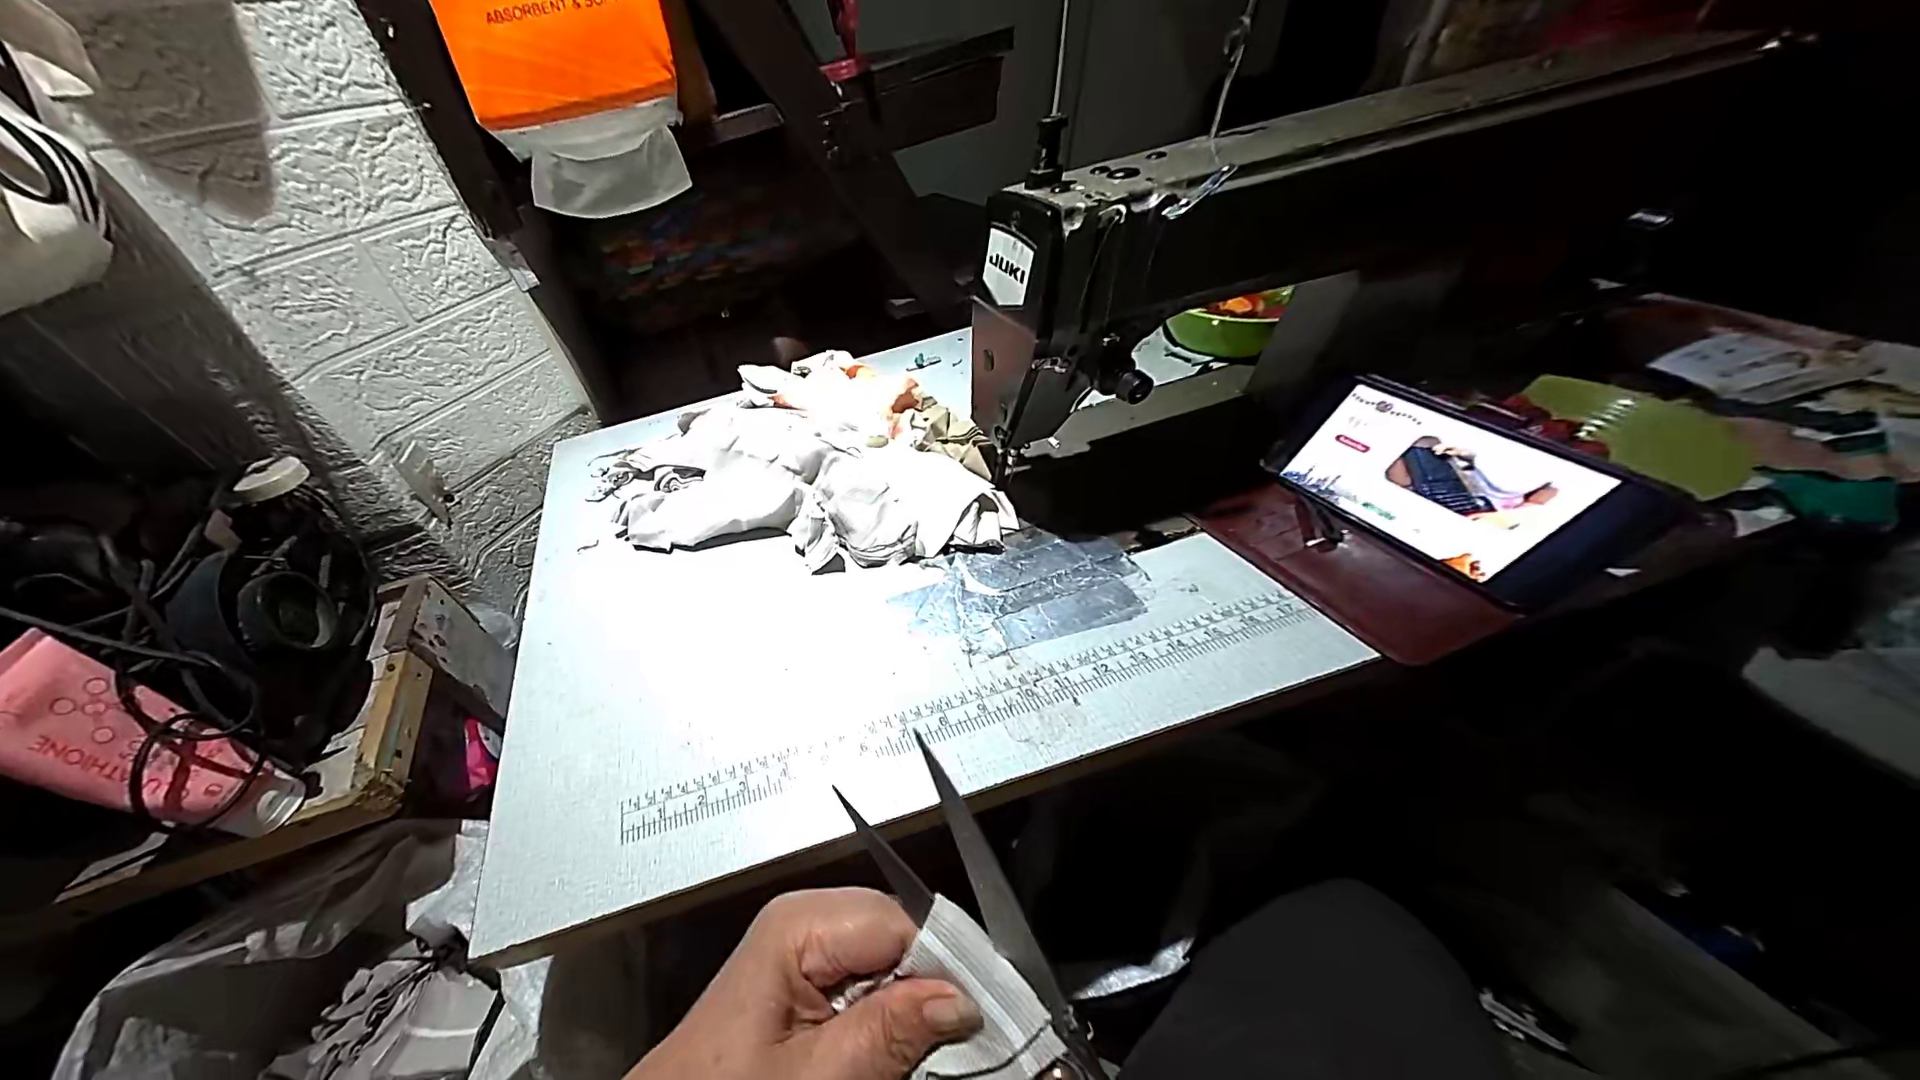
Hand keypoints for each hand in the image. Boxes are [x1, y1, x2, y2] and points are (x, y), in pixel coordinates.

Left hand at [626, 888, 982, 1079]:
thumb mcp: (810, 1079)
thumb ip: (886, 1032)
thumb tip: (958, 998)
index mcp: (800, 923)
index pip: (903, 922)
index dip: (945, 968)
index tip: (982, 1015)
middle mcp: (807, 920)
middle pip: (900, 936)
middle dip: (930, 987)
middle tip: (962, 1041)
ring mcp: (808, 945)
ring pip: (891, 958)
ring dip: (913, 1005)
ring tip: (924, 1053)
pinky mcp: (809, 974)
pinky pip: (870, 978)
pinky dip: (890, 1014)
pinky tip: (892, 1049)